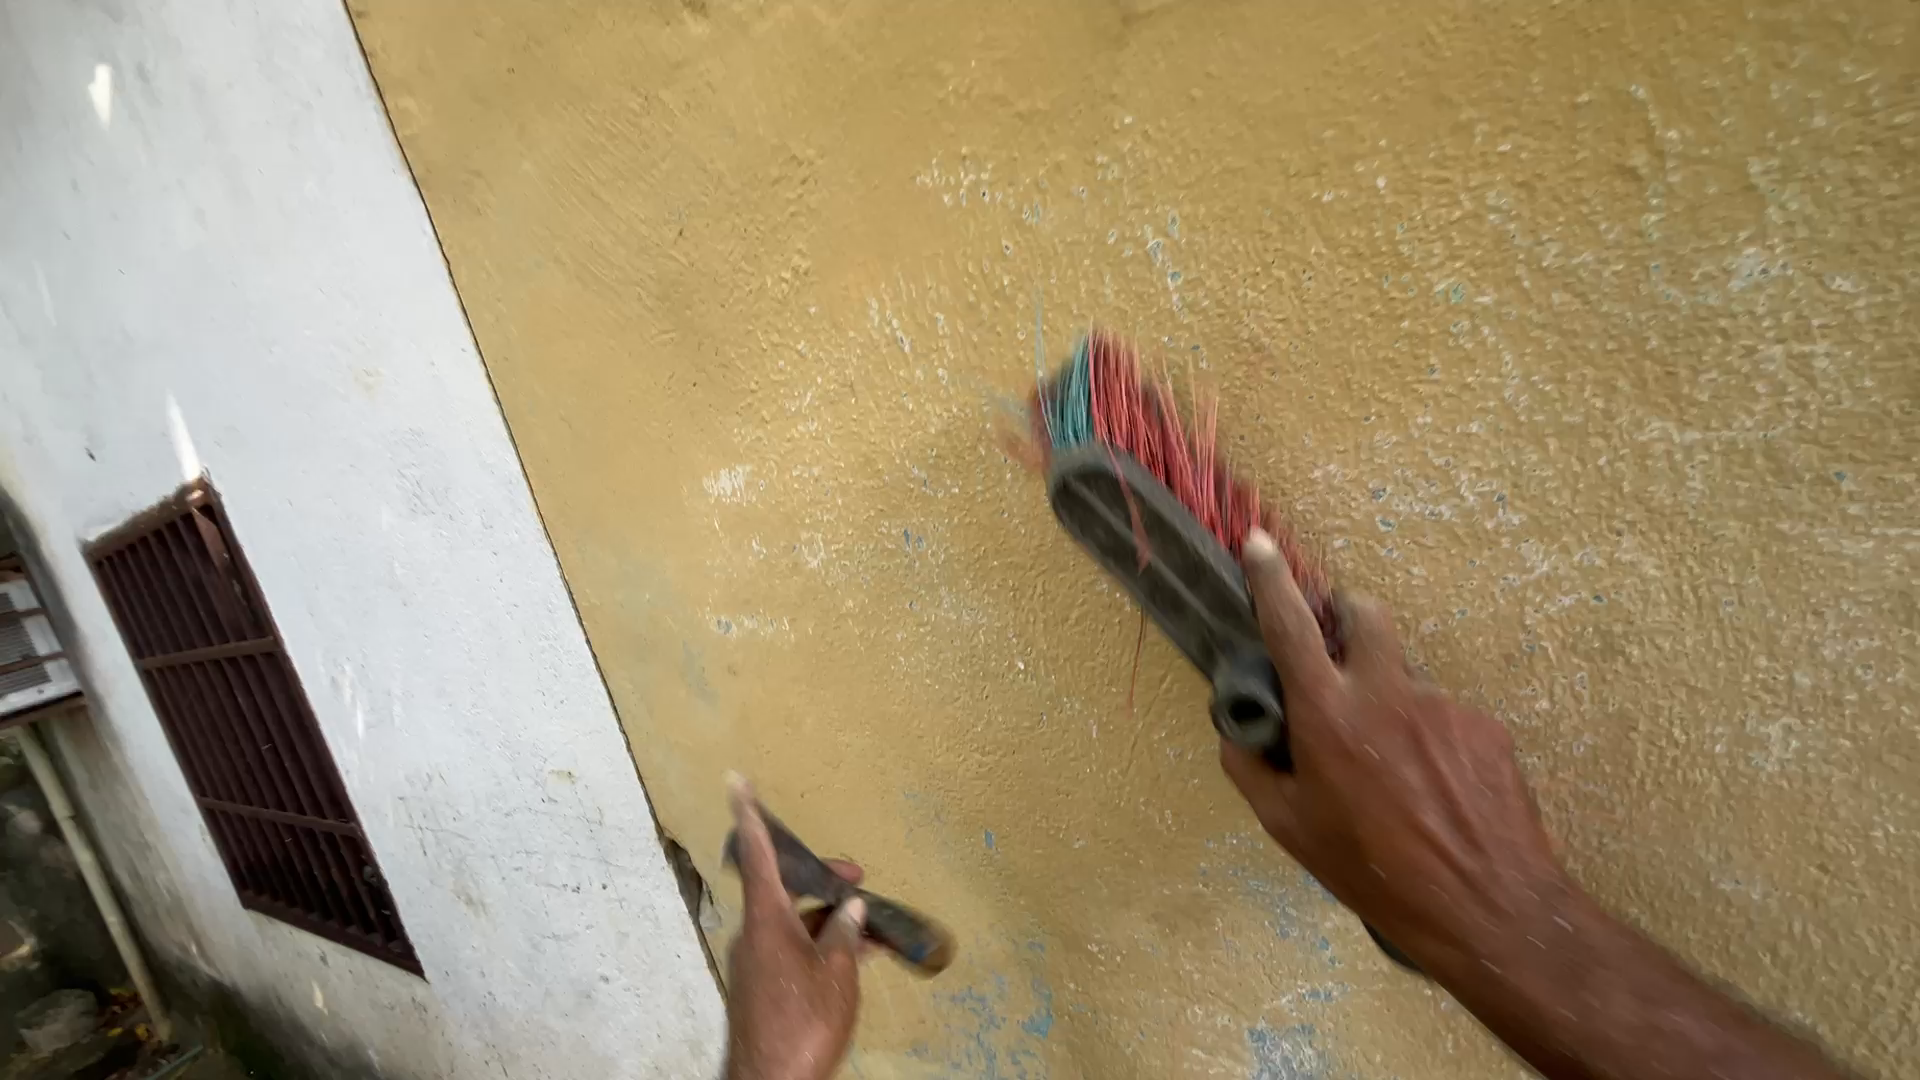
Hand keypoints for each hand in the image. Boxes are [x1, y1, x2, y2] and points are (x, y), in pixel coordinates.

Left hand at [724, 777, 867, 1079]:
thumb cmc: (803, 1023)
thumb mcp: (837, 974)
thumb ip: (845, 935)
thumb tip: (850, 909)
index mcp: (767, 920)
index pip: (758, 854)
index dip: (749, 814)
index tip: (734, 780)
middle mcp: (755, 934)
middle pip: (786, 889)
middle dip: (822, 880)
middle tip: (858, 879)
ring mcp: (756, 962)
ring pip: (795, 923)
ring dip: (830, 921)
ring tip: (873, 931)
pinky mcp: (761, 987)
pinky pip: (793, 949)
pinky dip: (821, 946)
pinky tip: (854, 957)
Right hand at [1221, 524, 1570, 971]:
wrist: (1489, 911)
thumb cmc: (1371, 868)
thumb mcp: (1288, 826)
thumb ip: (1250, 769)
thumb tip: (1237, 735)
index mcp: (1328, 714)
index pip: (1290, 627)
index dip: (1269, 578)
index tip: (1258, 542)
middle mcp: (1385, 694)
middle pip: (1366, 614)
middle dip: (1346, 612)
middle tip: (1337, 648)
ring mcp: (1442, 705)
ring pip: (1403, 672)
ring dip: (1386, 695)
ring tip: (1393, 763)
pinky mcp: (1485, 727)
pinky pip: (1442, 713)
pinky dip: (1426, 734)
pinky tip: (1432, 785)